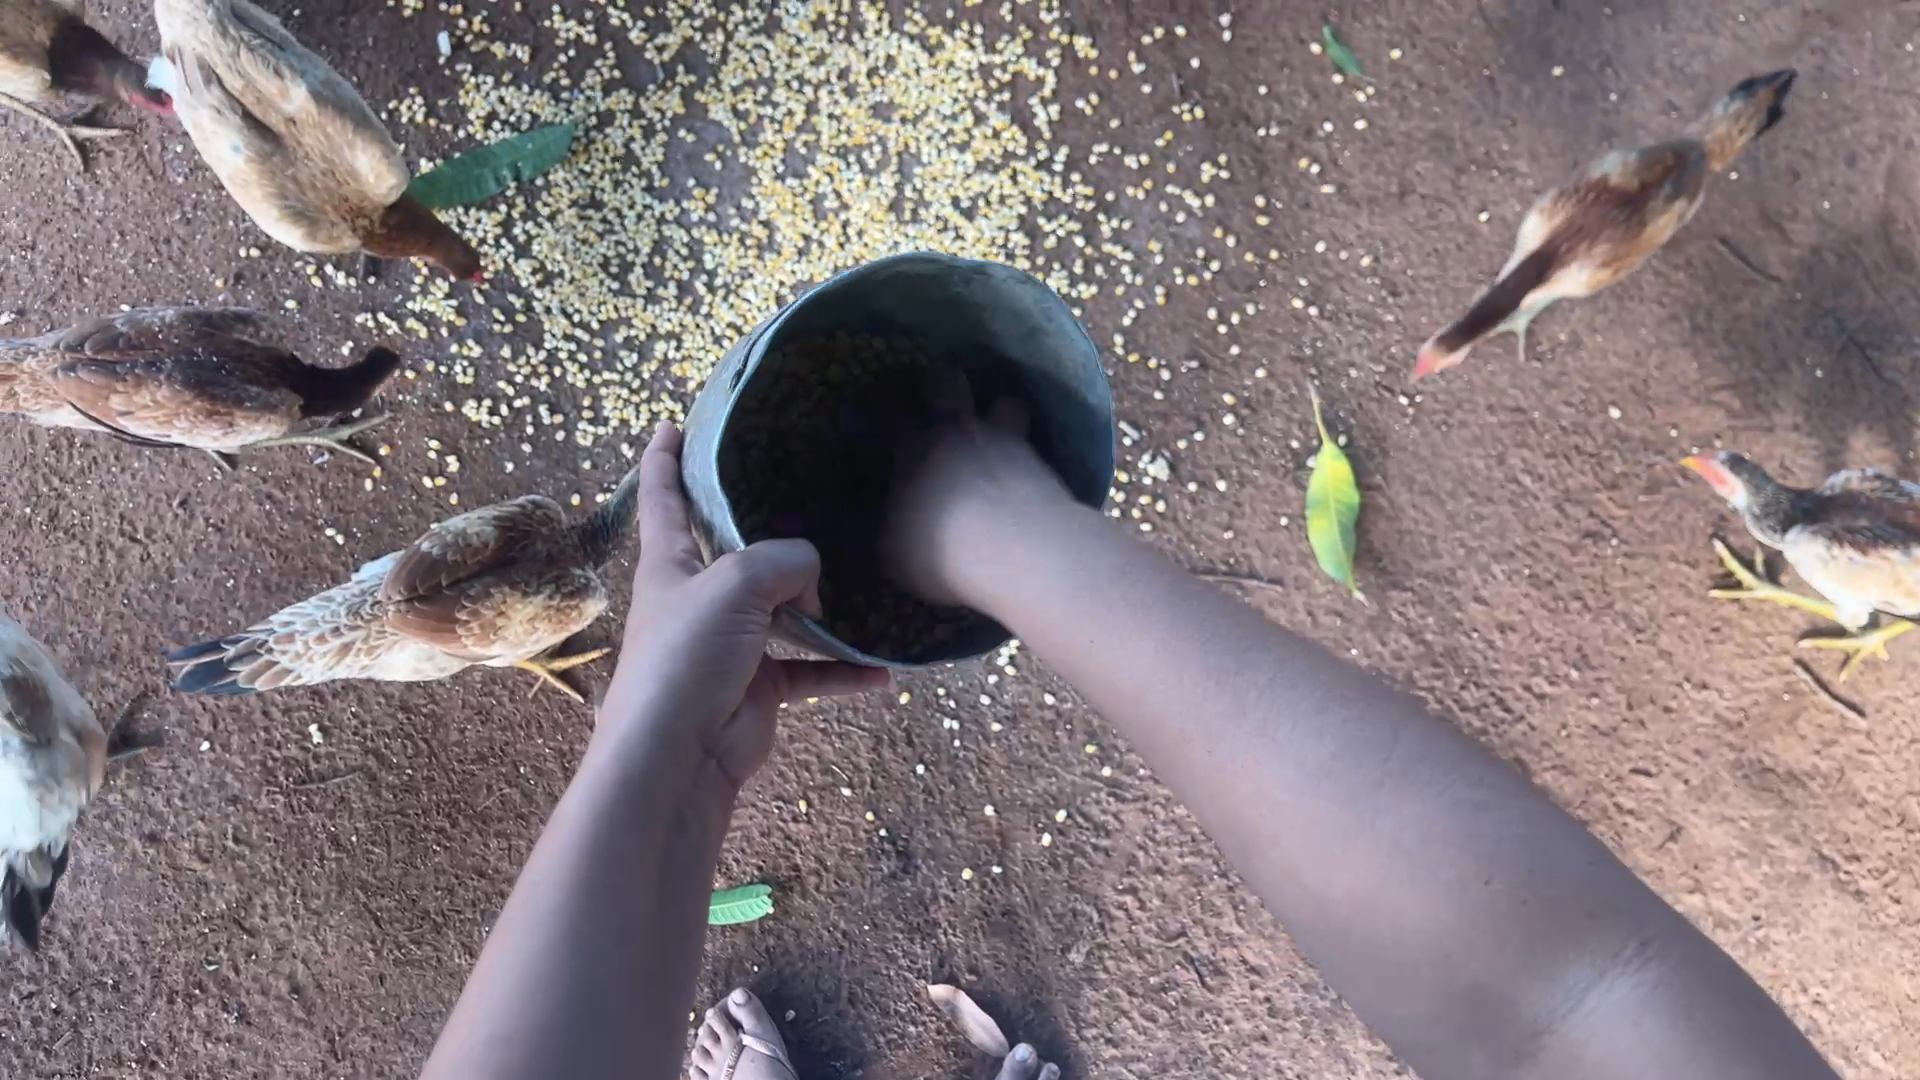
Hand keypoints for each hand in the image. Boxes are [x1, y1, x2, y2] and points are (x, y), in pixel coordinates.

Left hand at [597, 424, 889, 790]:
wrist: (680, 753)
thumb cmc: (689, 654)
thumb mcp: (736, 583)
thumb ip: (785, 561)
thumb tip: (811, 582)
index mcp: (671, 564)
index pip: (662, 498)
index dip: (662, 459)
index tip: (669, 423)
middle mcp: (699, 598)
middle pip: (735, 552)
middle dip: (765, 530)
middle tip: (807, 500)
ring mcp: (731, 643)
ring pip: (783, 612)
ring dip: (820, 610)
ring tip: (861, 589)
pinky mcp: (758, 685)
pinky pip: (810, 671)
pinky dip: (842, 671)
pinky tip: (880, 671)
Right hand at [884, 369, 1074, 606]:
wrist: (1018, 550)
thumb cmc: (940, 549)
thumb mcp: (888, 551)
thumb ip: (870, 533)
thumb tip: (849, 531)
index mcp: (913, 448)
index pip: (885, 411)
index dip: (873, 406)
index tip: (867, 407)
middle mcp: (958, 431)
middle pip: (946, 380)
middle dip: (938, 380)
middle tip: (936, 392)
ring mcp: (1005, 440)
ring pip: (1004, 401)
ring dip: (998, 409)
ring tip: (996, 424)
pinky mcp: (1042, 461)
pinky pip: (1033, 443)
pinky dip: (1027, 451)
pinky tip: (1025, 470)